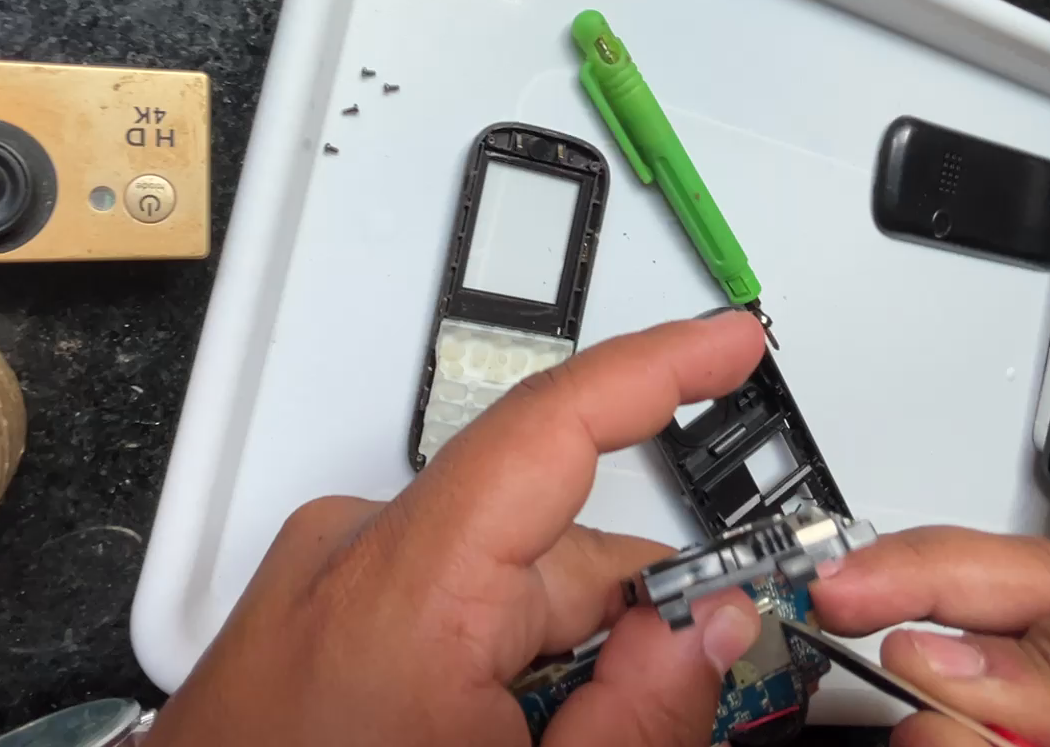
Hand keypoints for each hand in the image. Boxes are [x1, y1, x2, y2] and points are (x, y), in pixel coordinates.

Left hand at [146, 314, 772, 746]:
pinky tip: (506, 716)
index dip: (655, 367)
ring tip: (563, 731)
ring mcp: (332, 560)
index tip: (727, 341)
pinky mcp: (322, 582)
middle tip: (689, 671)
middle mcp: (359, 544)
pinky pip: (453, 580)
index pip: (550, 426)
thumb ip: (631, 716)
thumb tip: (703, 625)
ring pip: (505, 561)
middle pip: (549, 527)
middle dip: (632, 597)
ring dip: (562, 634)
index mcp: (403, 591)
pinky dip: (504, 636)